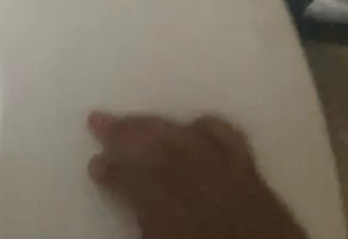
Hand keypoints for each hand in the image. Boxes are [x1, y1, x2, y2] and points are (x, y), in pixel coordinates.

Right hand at [88, 112, 306, 238]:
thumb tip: (136, 214)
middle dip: (123, 133)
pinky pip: (227, 138)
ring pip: (183, 137)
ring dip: (153, 124)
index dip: (111, 171)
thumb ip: (150, 229)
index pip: (133, 181)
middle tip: (96, 120)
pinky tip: (190, 125)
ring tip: (131, 118)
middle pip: (154, 148)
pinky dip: (206, 126)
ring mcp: (228, 175)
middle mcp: (199, 184)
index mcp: (173, 212)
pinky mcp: (253, 175)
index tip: (94, 165)